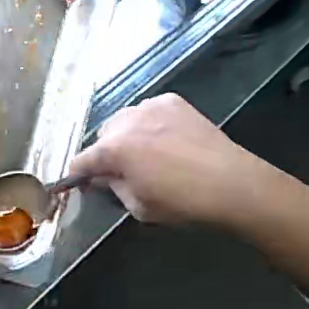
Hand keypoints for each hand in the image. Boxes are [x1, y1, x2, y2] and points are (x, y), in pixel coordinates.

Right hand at [69, 93, 273, 226]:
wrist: (230, 182)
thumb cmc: (182, 203)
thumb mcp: (139, 207)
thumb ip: (114, 188)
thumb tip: (103, 178)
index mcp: (113, 150)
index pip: (82, 160)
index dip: (78, 174)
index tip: (82, 182)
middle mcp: (126, 121)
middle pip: (103, 135)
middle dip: (107, 152)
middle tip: (122, 170)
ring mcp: (149, 106)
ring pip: (125, 119)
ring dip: (128, 134)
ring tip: (148, 152)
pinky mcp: (171, 100)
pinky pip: (149, 110)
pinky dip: (151, 123)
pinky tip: (167, 139)